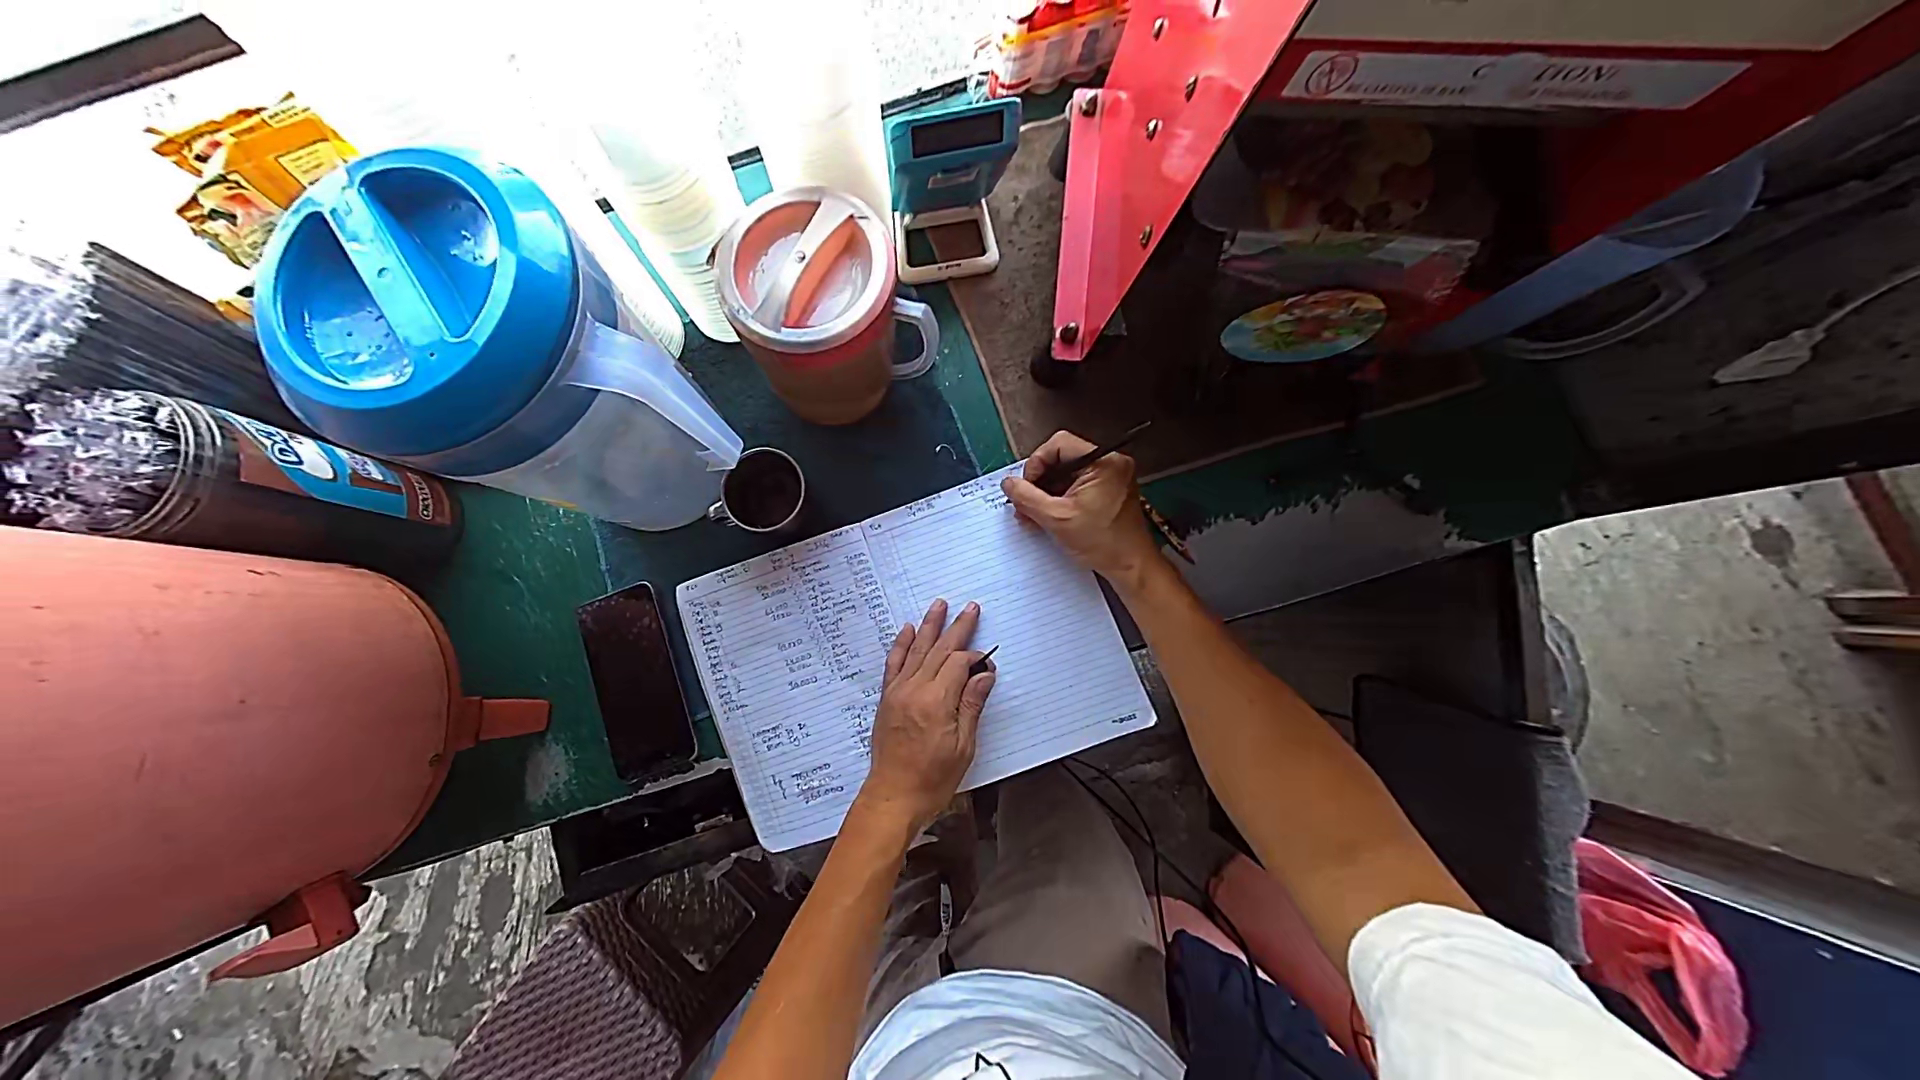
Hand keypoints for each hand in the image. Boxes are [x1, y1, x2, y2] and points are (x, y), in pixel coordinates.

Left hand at [855, 598, 995, 835]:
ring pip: (916, 650)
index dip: (975, 658)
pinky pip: (894, 664)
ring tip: (939, 605)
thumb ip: (972, 705)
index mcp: (936, 701)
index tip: (988, 662)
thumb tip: (984, 675)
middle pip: (939, 650)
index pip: (958, 664)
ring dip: (929, 626)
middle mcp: (914, 690)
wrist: (893, 797)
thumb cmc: (932, 779)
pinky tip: (908, 630)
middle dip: (957, 627)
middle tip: (970, 608)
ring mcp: (898, 692)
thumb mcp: (963, 747)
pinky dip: (901, 645)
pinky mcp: (887, 699)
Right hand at [1001, 430, 1161, 586]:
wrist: (1130, 566)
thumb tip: (1009, 484)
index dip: (1036, 464)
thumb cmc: (1104, 544)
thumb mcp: (1056, 519)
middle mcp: (1110, 464)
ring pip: (1066, 474)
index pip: (1059, 445)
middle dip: (1039, 482)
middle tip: (1025, 504)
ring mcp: (1110, 477)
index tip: (1026, 487)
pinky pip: (1076, 485)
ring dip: (1046, 493)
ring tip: (1033, 514)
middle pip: (1061, 459)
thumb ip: (1027, 498)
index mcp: (1104, 463)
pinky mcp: (1108, 490)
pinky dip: (1060, 499)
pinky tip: (1047, 516)